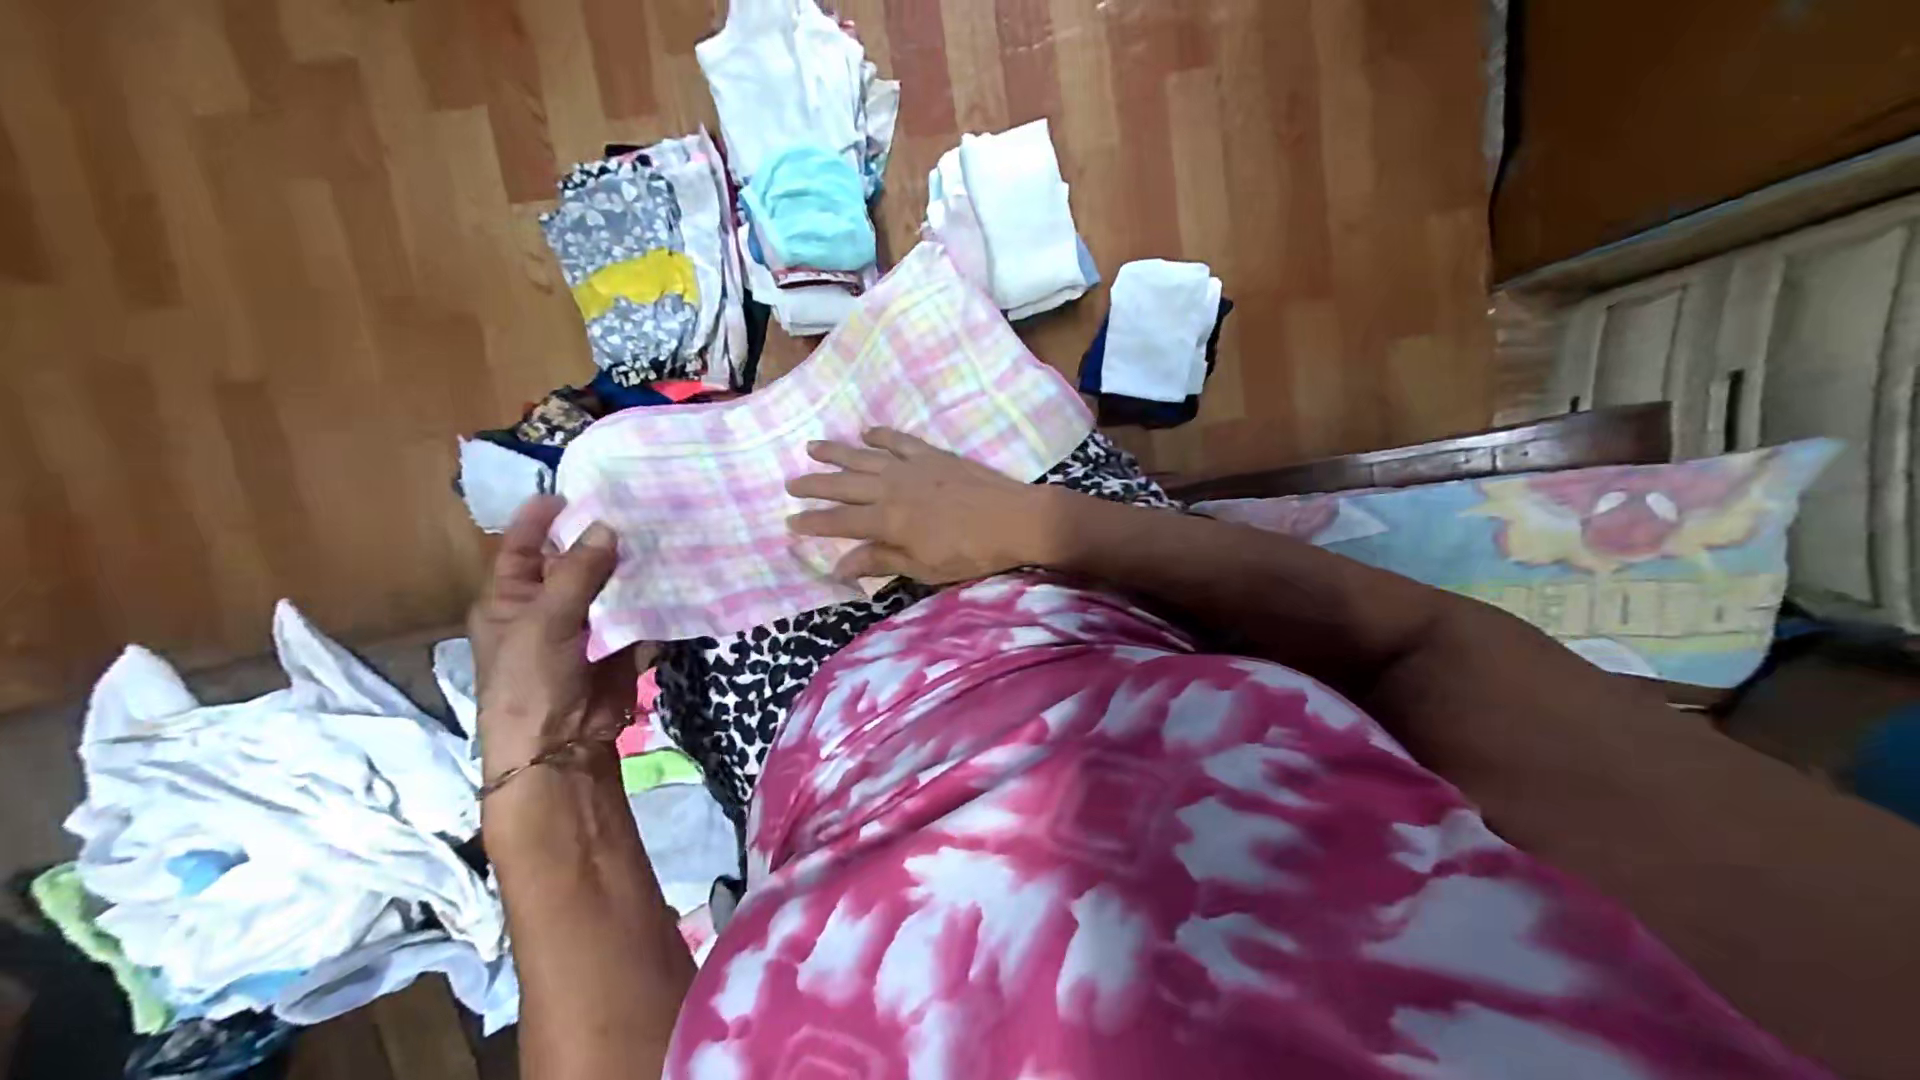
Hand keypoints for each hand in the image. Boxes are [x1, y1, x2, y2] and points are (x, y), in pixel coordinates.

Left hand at [467, 495, 641, 777]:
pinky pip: (638, 612)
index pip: (521, 545)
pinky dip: (653, 599)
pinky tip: (674, 577)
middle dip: (602, 538)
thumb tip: (607, 527)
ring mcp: (586, 625)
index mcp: (510, 597)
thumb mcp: (544, 621)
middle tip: (636, 506)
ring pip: (612, 585)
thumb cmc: (531, 682)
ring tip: (662, 533)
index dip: (543, 517)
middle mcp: (548, 605)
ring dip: (633, 567)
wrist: (563, 746)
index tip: (575, 488)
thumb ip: (577, 572)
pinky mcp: (619, 643)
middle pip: (575, 561)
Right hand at [785, 428, 1054, 582]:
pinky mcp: (932, 454)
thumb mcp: (924, 568)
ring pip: (863, 457)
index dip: (813, 522)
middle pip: (843, 485)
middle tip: (789, 483)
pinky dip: (880, 435)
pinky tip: (865, 432)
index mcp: (888, 521)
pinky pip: (898, 440)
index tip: (789, 522)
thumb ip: (880, 562)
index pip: (839, 521)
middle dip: (813, 485)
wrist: (1015, 518)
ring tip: (812, 448)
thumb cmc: (971, 552)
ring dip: (836, 453)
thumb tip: (839, 567)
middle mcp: (891, 488)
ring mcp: (911, 467)